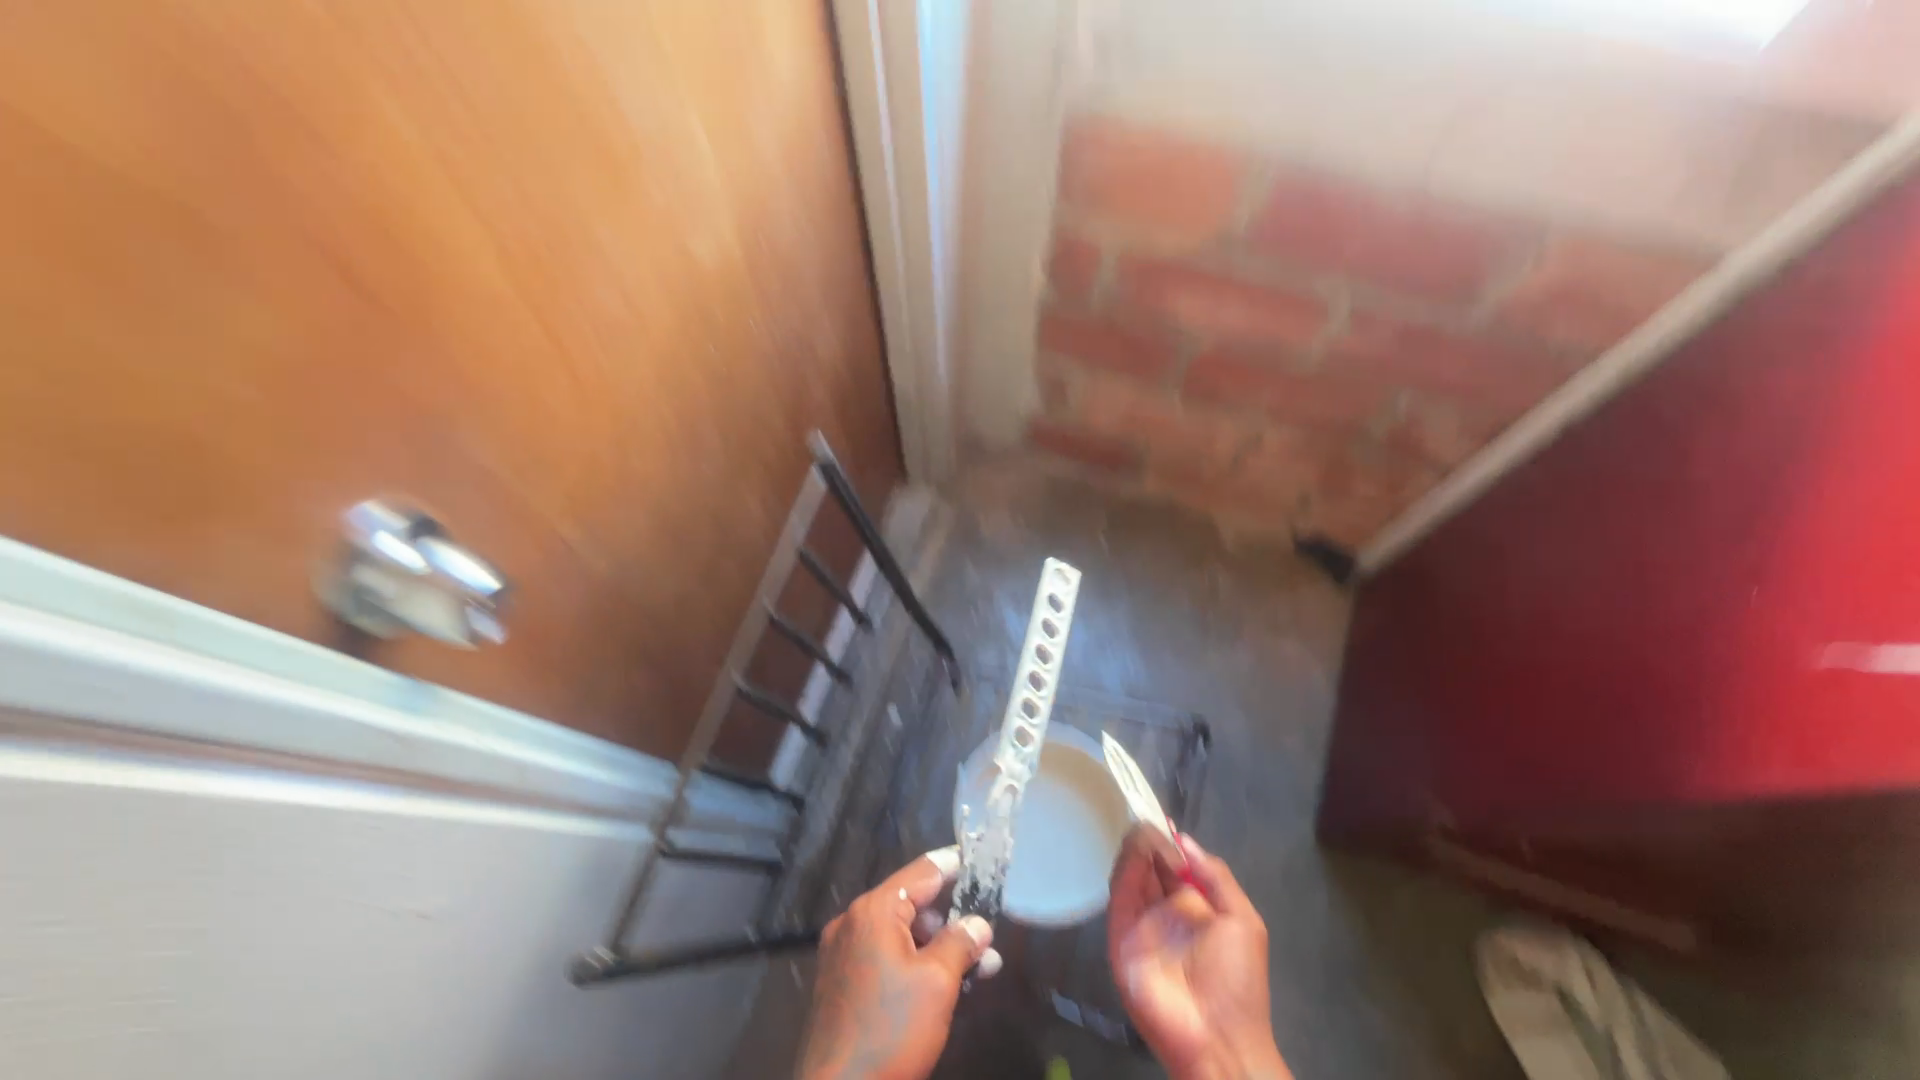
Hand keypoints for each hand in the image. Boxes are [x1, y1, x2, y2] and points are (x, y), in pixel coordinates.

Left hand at [796, 847, 999, 1079]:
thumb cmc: (891, 1030)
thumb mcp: (937, 983)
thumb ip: (961, 943)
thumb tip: (978, 924)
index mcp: (873, 911)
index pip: (922, 872)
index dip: (954, 865)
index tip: (981, 861)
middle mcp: (852, 922)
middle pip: (911, 904)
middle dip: (952, 919)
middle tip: (988, 937)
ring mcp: (842, 953)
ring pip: (900, 934)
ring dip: (937, 946)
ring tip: (978, 969)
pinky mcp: (841, 983)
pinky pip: (884, 957)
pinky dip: (914, 963)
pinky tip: (944, 984)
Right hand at [1108, 827, 1290, 1079]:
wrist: (1219, 1037)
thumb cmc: (1238, 980)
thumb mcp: (1242, 920)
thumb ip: (1216, 877)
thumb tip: (1185, 840)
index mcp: (1193, 907)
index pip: (1174, 865)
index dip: (1169, 841)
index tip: (1161, 816)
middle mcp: (1163, 912)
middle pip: (1148, 866)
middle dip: (1148, 840)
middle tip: (1144, 813)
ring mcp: (1140, 924)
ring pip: (1130, 876)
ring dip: (1134, 850)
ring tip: (1140, 826)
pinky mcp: (1120, 938)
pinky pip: (1119, 898)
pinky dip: (1123, 872)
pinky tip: (1134, 851)